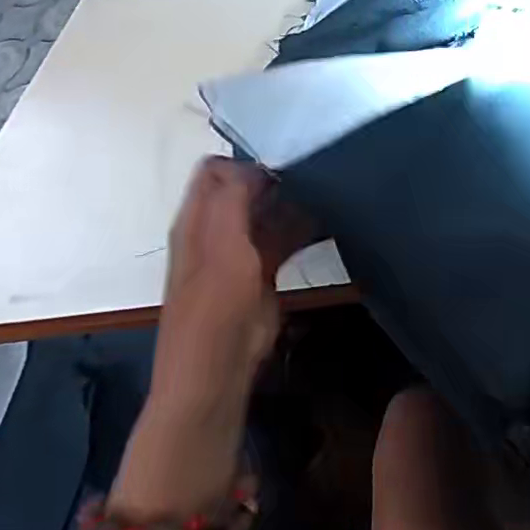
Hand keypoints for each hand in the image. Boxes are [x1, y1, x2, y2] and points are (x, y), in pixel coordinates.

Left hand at [115, 157, 314, 518]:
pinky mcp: (262, 274)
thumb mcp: (221, 246)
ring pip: (269, 213)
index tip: (288, 159)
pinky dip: (304, 228)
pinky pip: (284, 239)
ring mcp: (240, 252)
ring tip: (333, 191)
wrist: (217, 370)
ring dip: (295, 203)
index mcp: (197, 220)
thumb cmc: (215, 308)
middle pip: (246, 189)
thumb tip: (252, 164)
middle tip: (319, 171)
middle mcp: (217, 230)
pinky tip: (331, 222)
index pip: (216, 170)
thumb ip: (232, 200)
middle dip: (278, 178)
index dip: (247, 160)